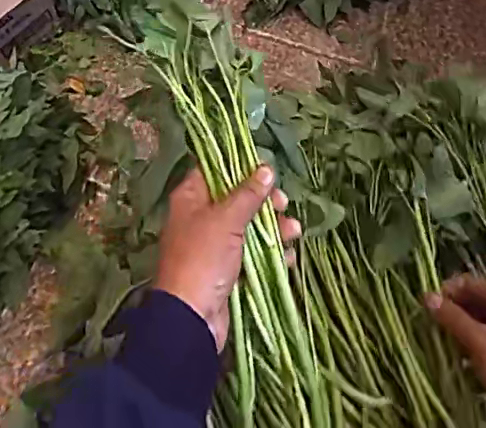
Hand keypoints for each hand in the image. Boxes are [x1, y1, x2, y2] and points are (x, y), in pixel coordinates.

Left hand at [153, 166, 300, 350]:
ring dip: (273, 227)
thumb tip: (266, 169)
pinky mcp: (226, 269)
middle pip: (236, 198)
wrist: (191, 319)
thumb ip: (247, 195)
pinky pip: (251, 254)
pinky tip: (288, 256)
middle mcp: (200, 216)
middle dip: (263, 201)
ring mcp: (213, 244)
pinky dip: (269, 253)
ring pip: (247, 226)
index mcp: (191, 197)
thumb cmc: (203, 258)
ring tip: (294, 232)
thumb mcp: (226, 220)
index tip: (266, 168)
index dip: (240, 166)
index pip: (215, 169)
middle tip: (283, 203)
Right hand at [426, 275, 485, 427]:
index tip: (430, 307)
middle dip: (457, 312)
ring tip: (450, 346)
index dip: (449, 290)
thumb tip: (427, 295)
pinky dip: (481, 348)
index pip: (472, 282)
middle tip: (437, 327)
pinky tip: (471, 364)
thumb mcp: (481, 345)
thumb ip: (454, 318)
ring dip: (467, 332)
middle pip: (480, 301)